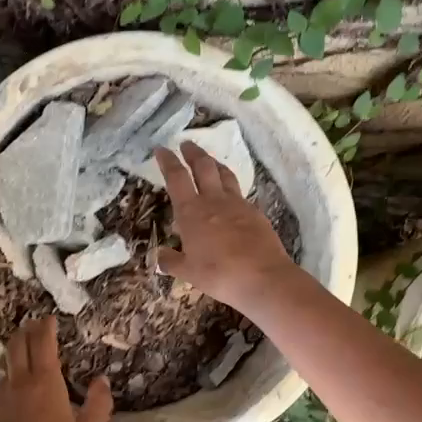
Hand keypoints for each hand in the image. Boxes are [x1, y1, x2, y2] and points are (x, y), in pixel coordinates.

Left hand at [0, 318, 112, 421]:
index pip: (41, 343)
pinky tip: (13, 388)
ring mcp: (0, 401)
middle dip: (24, 332)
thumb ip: (98, 403)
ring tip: (21, 349)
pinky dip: (6, 380)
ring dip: (12, 353)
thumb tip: (102, 381)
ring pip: (2, 366)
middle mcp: (18, 385)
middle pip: (15, 346)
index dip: (44, 327)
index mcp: (44, 383)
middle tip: (33, 326)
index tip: (49, 319)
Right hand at [155, 142, 297, 311]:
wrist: (263, 277)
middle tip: (186, 144)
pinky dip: (230, 187)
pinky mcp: (255, 212)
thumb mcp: (188, 272)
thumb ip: (171, 261)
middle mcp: (214, 201)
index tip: (160, 149)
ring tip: (209, 160)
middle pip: (203, 167)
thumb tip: (159, 256)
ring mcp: (238, 204)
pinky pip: (239, 193)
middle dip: (193, 153)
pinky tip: (230, 195)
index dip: (167, 161)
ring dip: (214, 163)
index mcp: (192, 212)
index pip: (176, 178)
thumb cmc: (219, 275)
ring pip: (224, 174)